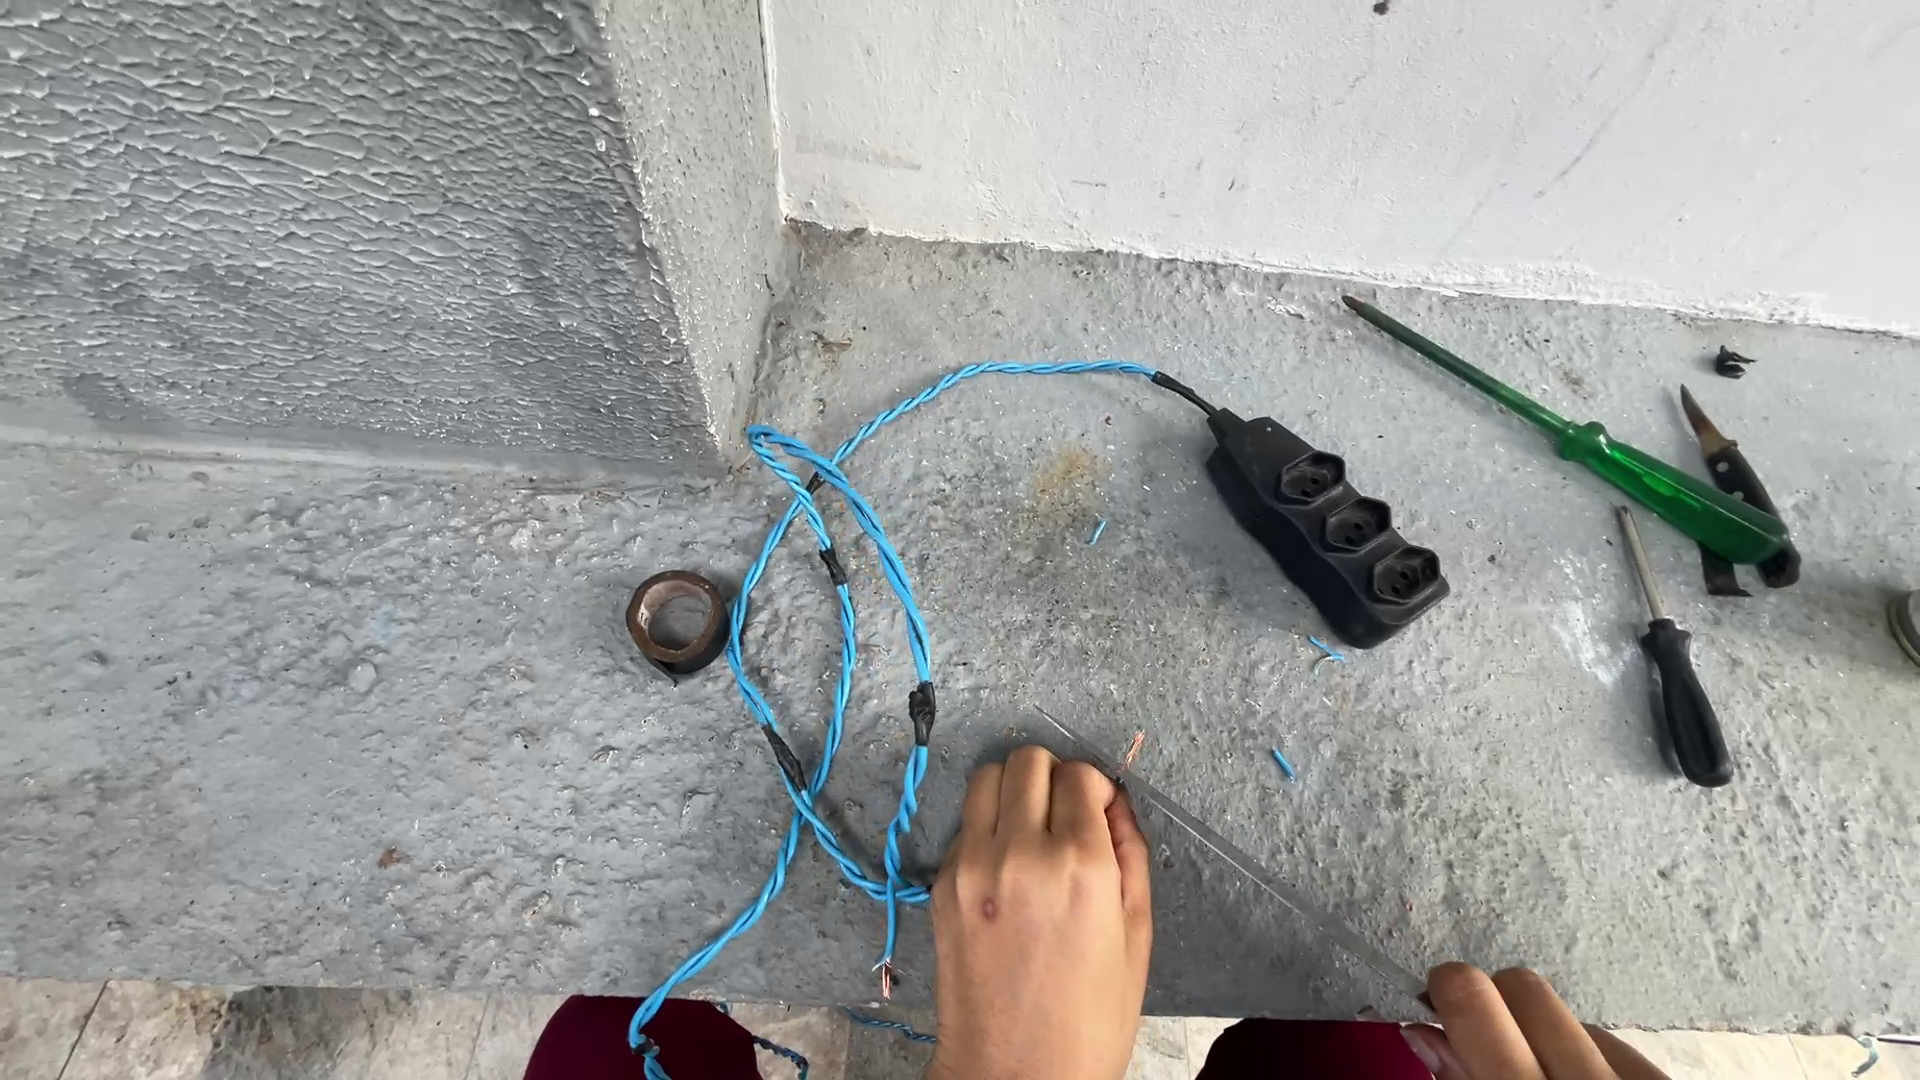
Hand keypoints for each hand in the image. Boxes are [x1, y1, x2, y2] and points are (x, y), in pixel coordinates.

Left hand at [924, 745, 1152, 1079]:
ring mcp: (972, 863)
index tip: (1097, 812)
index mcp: (1080, 866)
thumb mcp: (1136, 935)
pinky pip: (967, 821)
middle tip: (1064, 813)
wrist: (1013, 1075)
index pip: (1080, 774)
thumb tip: (1115, 800)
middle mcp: (1021, 851)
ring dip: (1015, 788)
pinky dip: (989, 825)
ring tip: (1030, 826)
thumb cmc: (1090, 1017)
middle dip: (1055, 776)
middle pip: (1029, 760)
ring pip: (988, 775)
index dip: (1095, 788)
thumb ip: (1131, 852)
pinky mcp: (942, 880)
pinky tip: (1004, 864)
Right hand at [1402, 963, 1670, 1078]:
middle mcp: (1587, 1079)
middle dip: (1496, 1002)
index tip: (1436, 1006)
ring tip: (1545, 1073)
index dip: (1445, 989)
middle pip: (1521, 984)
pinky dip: (1596, 1059)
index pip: (1469, 992)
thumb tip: (1419, 1027)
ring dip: (1548, 1033)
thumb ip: (1456, 1078)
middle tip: (1490, 1041)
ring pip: (1572, 1013)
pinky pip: (1624, 1047)